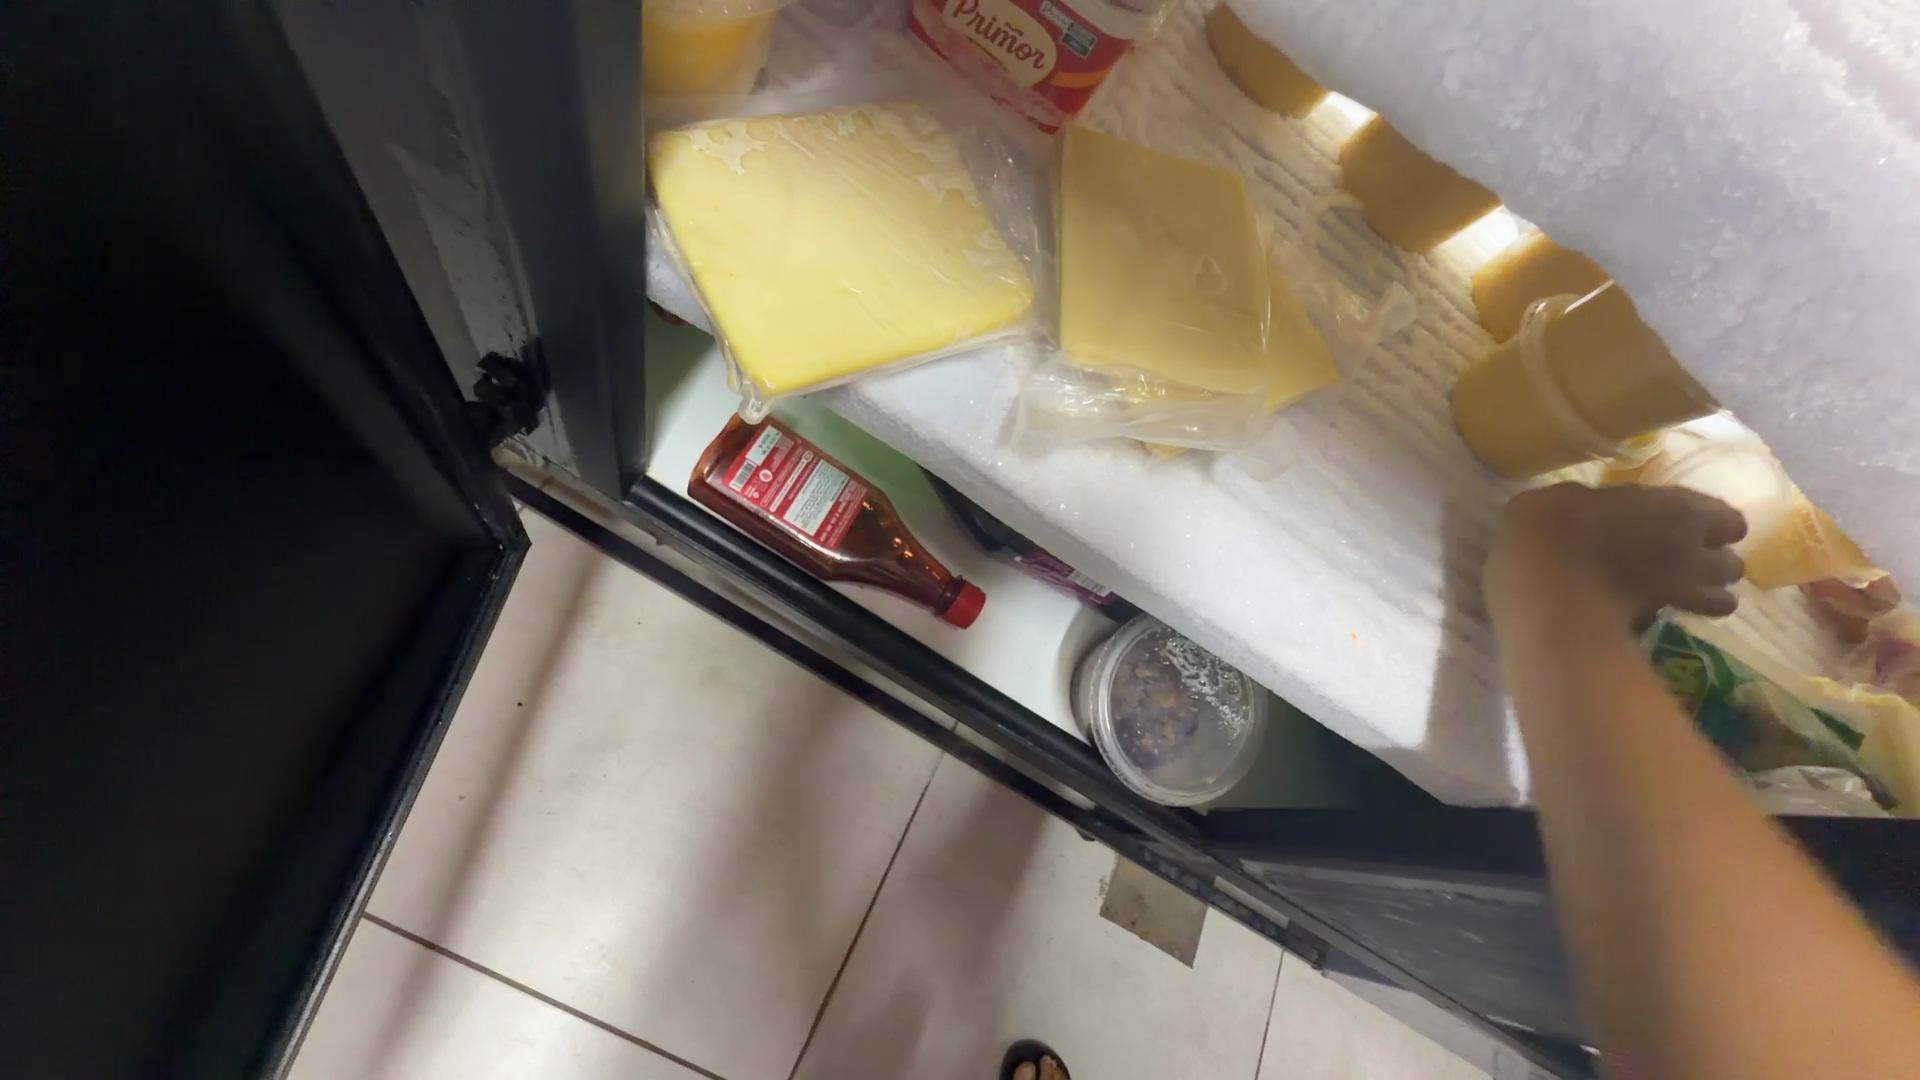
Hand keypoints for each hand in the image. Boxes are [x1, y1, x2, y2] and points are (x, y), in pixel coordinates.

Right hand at [1485, 482, 1747, 631]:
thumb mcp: (1562, 496)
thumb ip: (1594, 503)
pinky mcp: (1655, 621)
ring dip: (1701, 594)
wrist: (1543, 584)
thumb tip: (1592, 508)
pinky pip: (1676, 617)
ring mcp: (1678, 590)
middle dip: (1711, 563)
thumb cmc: (1552, 527)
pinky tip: (1644, 611)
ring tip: (1672, 592)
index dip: (1708, 523)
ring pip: (1720, 598)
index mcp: (1679, 509)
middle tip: (1676, 561)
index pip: (1727, 519)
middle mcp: (1693, 550)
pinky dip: (1668, 615)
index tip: (1680, 524)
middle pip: (1731, 563)